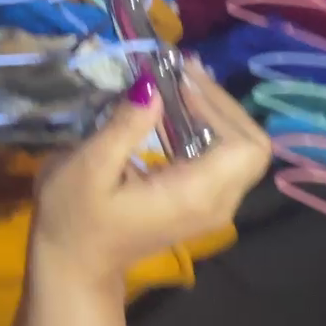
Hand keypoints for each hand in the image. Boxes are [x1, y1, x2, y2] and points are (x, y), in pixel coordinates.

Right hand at [29, 57, 271, 286]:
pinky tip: (172, 108)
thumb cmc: (74, 211)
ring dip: (214, 111)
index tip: (176, 73)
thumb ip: (124, 127)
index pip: (244, 146)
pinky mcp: (197, 201)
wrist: (75, 258)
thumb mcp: (89, 166)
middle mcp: (217, 202)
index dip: (218, 104)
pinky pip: (220, 159)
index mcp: (195, 194)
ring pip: (240, 152)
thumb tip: (150, 84)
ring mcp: (211, 205)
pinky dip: (204, 127)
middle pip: (251, 147)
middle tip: (177, 67)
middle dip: (220, 101)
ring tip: (175, 78)